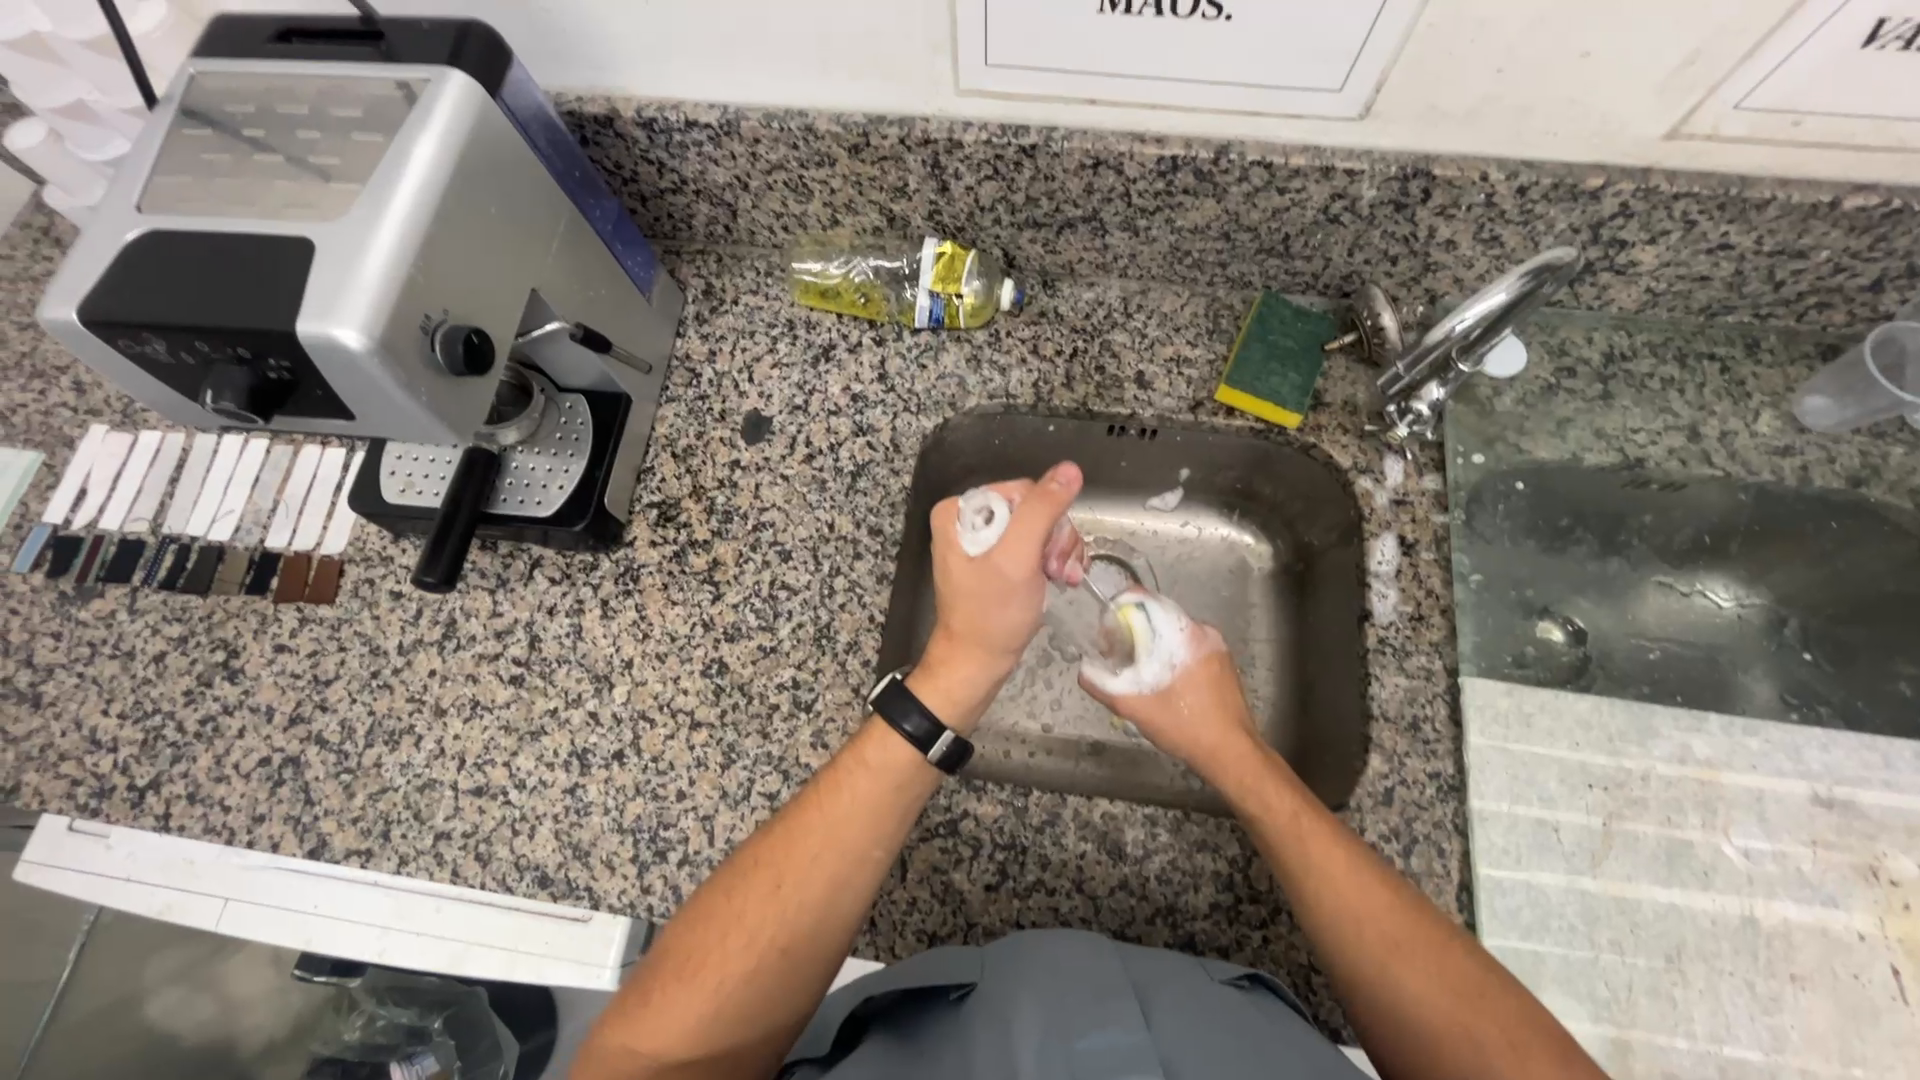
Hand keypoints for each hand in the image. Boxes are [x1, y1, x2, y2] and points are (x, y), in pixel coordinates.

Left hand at [923, 461, 1085, 688]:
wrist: (978, 663)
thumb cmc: (992, 615)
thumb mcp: (1018, 559)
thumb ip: (1042, 510)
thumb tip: (1070, 469)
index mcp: (960, 510)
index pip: (1024, 491)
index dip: (1046, 519)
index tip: (1048, 556)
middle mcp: (969, 519)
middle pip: (1035, 508)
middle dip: (1054, 539)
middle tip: (1055, 571)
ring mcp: (986, 541)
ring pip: (1043, 527)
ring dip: (1060, 552)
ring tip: (1061, 579)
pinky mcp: (1000, 561)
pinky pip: (1038, 545)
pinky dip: (1054, 562)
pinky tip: (1060, 581)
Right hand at [1078, 618, 1262, 780]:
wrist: (1232, 755)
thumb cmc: (1187, 728)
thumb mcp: (1137, 709)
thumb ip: (1104, 687)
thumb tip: (1083, 671)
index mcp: (1187, 634)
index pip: (1147, 602)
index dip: (1120, 612)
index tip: (1106, 633)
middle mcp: (1205, 633)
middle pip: (1158, 618)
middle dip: (1132, 633)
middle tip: (1115, 657)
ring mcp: (1217, 649)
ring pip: (1173, 635)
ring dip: (1151, 647)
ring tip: (1134, 671)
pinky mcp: (1222, 665)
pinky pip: (1188, 649)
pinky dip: (1169, 657)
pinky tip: (1159, 682)